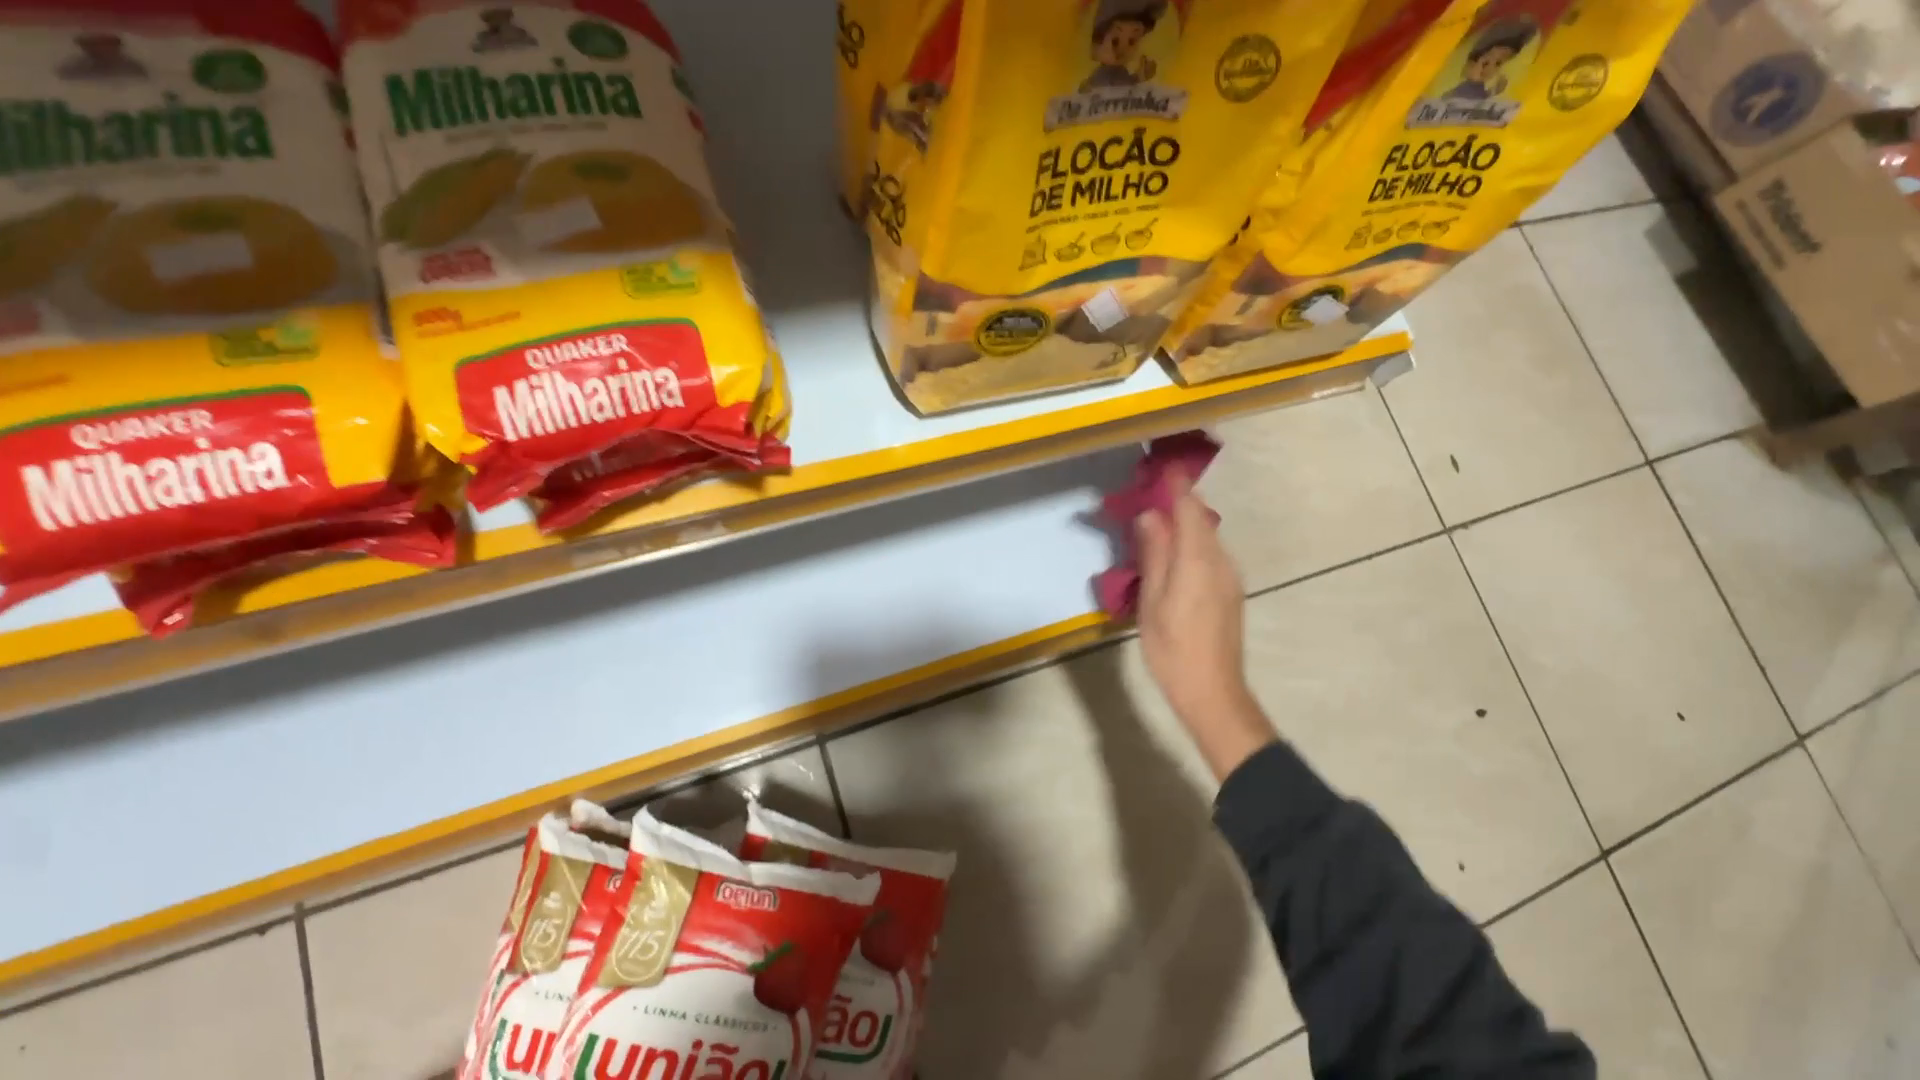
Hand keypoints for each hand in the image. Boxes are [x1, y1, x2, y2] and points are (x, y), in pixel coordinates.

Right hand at [1134, 468, 1275, 780]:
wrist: (1214, 692)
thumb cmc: (1174, 650)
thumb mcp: (1153, 602)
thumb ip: (1155, 555)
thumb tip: (1151, 517)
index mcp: (1199, 559)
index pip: (1190, 508)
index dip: (1176, 486)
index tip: (1161, 466)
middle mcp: (1221, 561)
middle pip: (1200, 521)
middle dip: (1176, 505)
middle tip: (1145, 498)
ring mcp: (1229, 577)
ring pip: (1204, 539)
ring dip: (1181, 528)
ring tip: (1151, 528)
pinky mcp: (1229, 592)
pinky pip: (1208, 556)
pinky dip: (1189, 547)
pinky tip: (1169, 558)